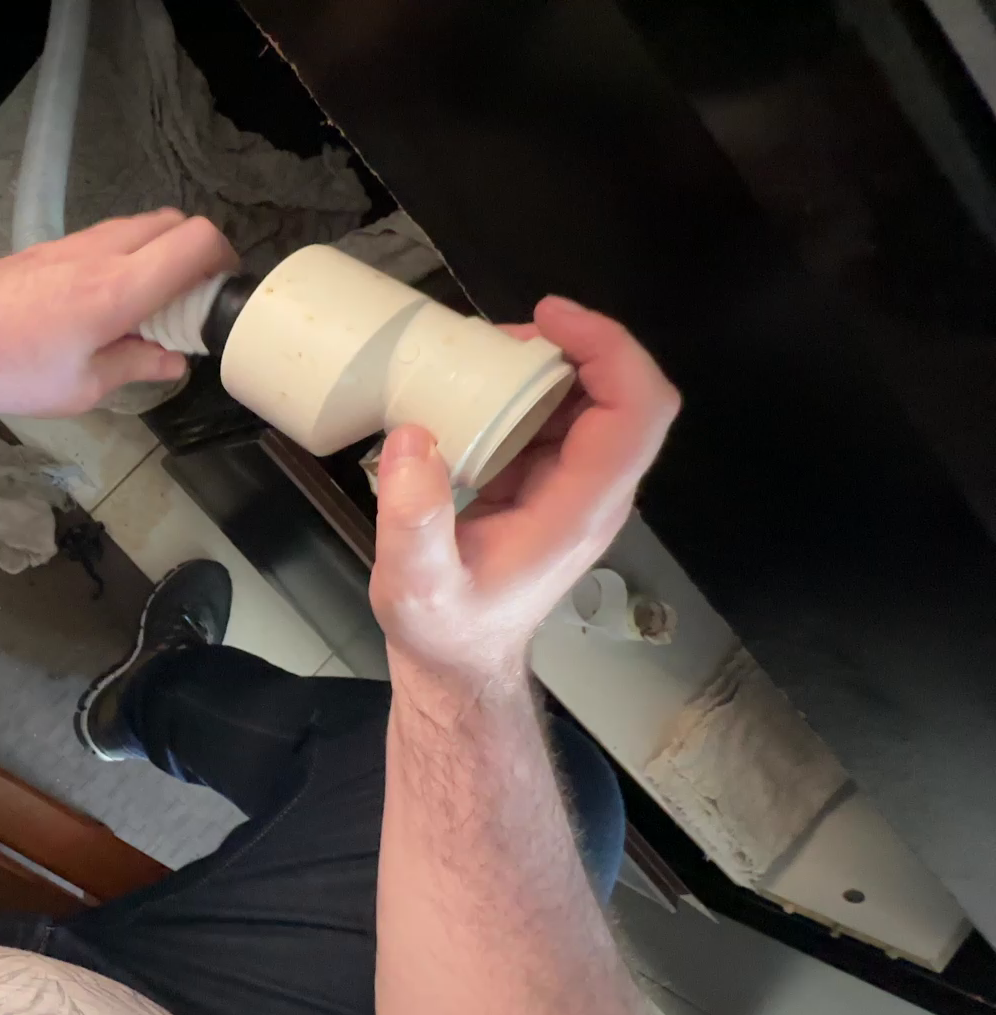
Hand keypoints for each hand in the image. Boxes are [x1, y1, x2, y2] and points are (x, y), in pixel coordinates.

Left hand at [0, 209, 236, 417]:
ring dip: (157, 255)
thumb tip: (174, 361)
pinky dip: (124, 258)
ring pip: (136, 228)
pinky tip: (105, 302)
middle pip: (171, 223)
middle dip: (195, 253)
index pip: (196, 241)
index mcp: (121, 286)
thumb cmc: (15, 372)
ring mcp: (69, 244)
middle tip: (190, 301)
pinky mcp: (45, 249)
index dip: (224, 258)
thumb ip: (137, 366)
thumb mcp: (85, 386)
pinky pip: (103, 239)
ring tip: (148, 306)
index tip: (225, 290)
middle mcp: (101, 251)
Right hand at [368, 296, 679, 683]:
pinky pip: (547, 430)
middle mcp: (588, 494)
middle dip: (570, 351)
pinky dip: (518, 400)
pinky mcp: (539, 495)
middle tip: (491, 340)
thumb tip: (413, 433)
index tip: (547, 320)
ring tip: (474, 359)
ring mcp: (566, 494)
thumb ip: (415, 515)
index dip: (609, 351)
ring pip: (583, 411)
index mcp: (578, 509)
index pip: (634, 411)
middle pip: (618, 400)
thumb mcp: (416, 581)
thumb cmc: (442, 628)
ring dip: (542, 373)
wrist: (454, 663)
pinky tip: (467, 399)